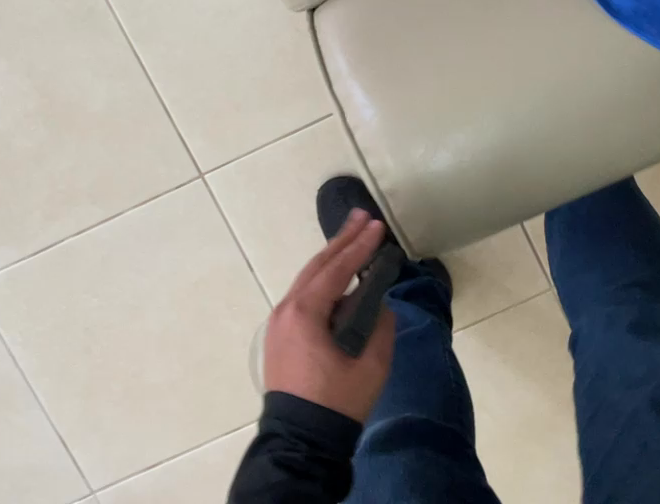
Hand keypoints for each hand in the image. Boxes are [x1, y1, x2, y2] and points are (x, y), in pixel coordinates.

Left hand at [261, 210, 395, 422]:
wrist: (300, 442)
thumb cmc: (336, 403)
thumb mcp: (370, 366)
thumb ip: (380, 326)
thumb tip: (379, 304)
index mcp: (304, 312)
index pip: (336, 269)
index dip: (359, 246)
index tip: (377, 226)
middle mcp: (286, 309)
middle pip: (318, 265)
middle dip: (343, 240)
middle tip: (364, 217)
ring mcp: (280, 321)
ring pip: (309, 278)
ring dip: (332, 257)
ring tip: (354, 236)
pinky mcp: (281, 334)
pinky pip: (304, 295)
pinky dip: (323, 279)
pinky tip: (339, 275)